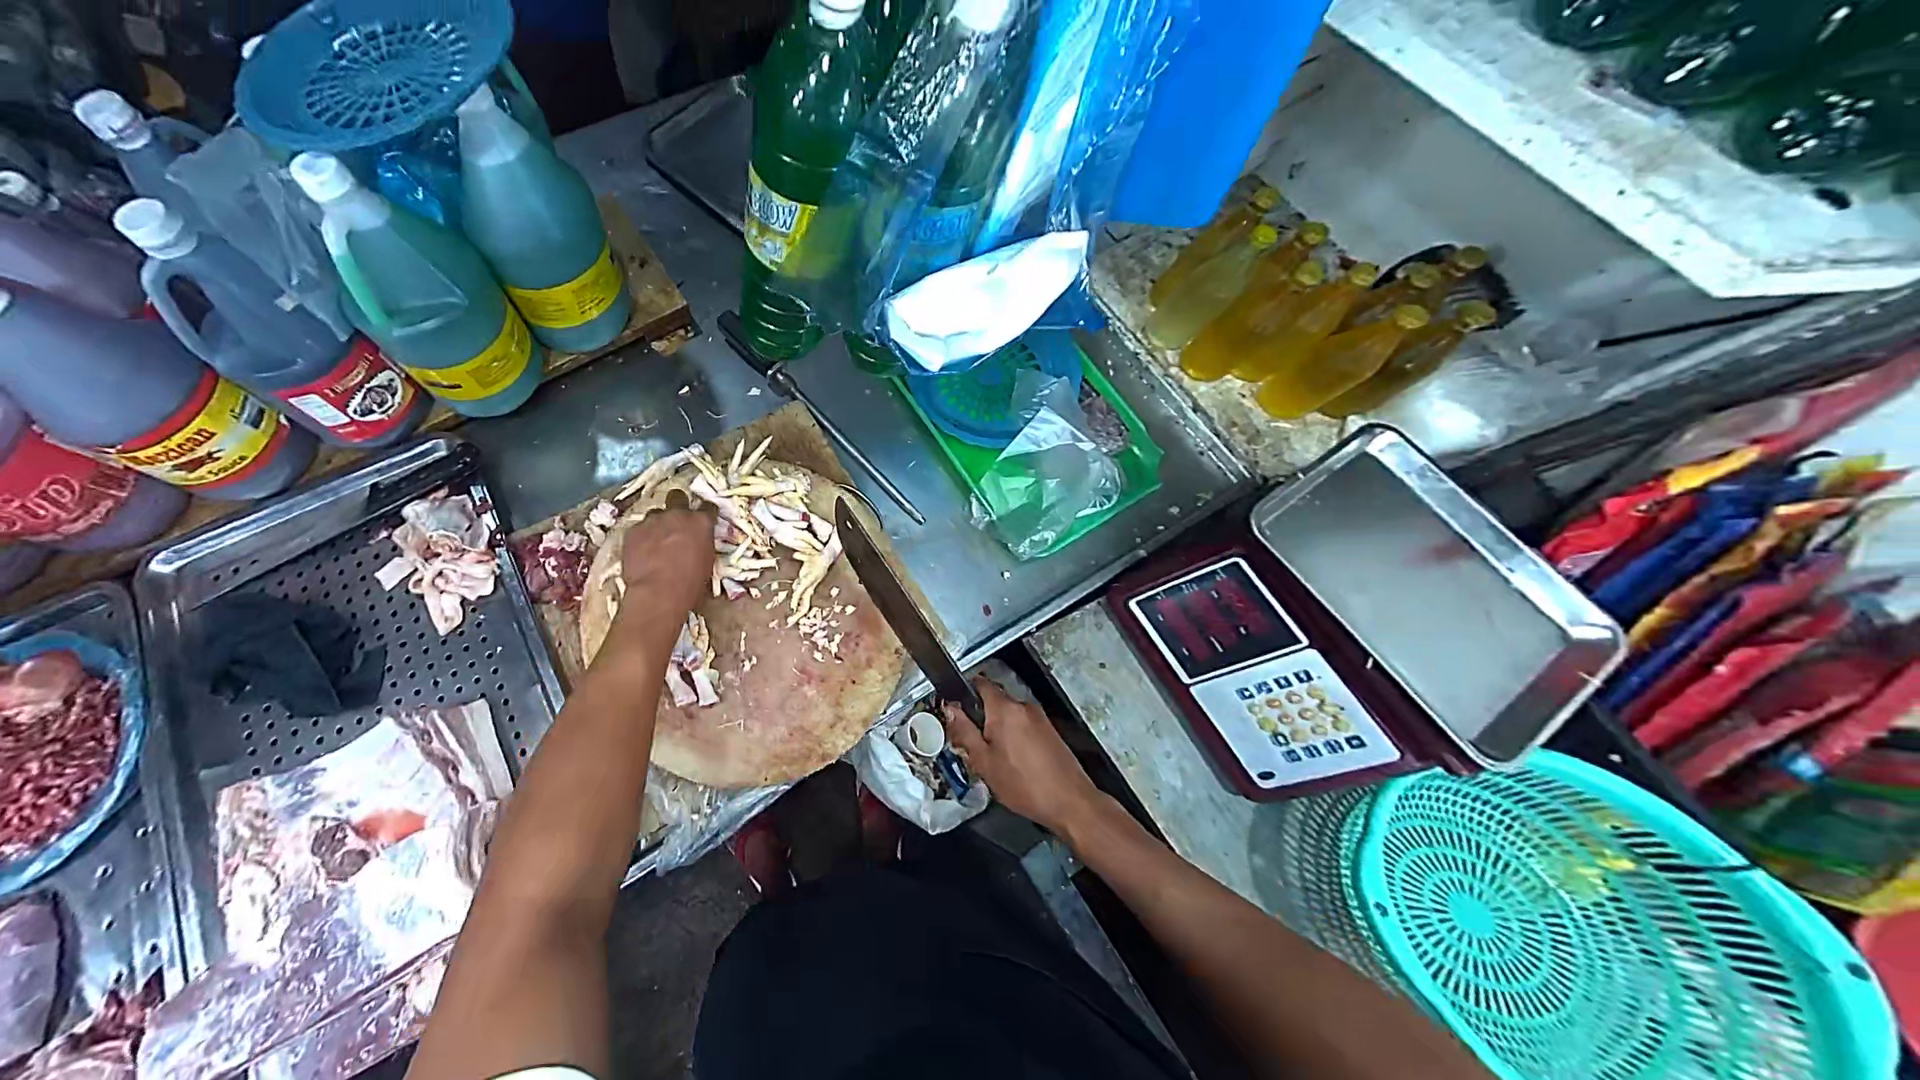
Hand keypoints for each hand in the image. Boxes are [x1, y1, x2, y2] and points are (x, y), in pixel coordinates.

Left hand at [617, 503, 714, 619]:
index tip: (704, 519)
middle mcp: (678, 515)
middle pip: (678, 497)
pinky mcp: (632, 531)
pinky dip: (642, 537)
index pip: (707, 507)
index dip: (705, 513)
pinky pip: (638, 529)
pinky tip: (642, 552)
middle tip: (677, 522)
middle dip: (678, 505)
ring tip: (657, 540)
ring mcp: (652, 521)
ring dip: (658, 523)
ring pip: (655, 513)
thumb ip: (703, 545)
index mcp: (701, 522)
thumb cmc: (691, 584)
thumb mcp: (707, 563)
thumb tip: (698, 545)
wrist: (658, 594)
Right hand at [943, 677, 1105, 834]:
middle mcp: (1024, 707)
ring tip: (994, 760)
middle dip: (980, 719)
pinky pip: (1024, 726)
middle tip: (972, 746)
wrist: (1069, 801)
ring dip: (998, 730)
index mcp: (1004, 709)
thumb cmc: (1026, 785)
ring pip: (1009, 716)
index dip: (963, 694)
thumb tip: (950, 710)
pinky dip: (1014, 738)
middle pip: (994, 701)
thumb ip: (964, 731)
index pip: (979, 684)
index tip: (955, 710)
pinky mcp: (1049, 731)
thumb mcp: (984, 761)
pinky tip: (1013, 763)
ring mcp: (1039, 718)